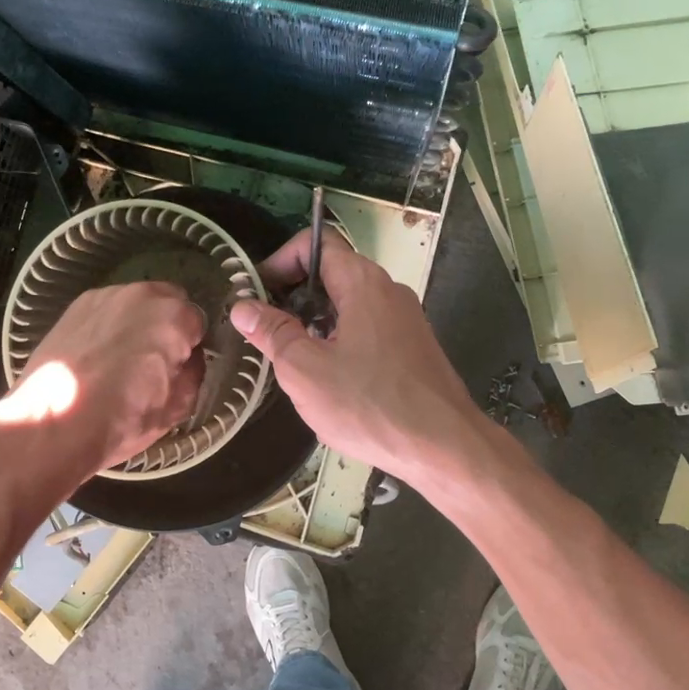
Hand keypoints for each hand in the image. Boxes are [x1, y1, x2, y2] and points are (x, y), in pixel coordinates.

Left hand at [0, 281, 205, 476]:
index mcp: (173, 316)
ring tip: (120, 360)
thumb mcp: (177, 407)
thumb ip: (193, 372)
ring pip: (135, 304)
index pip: (198, 323)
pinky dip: (109, 326)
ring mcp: (105, 296)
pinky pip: (107, 311)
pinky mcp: (75, 306)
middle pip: (168, 302)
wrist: (50, 425)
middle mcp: (141, 295)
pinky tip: (97, 356)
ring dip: (137, 323)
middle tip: (152, 362)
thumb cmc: (121, 420)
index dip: (190, 347)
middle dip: (167, 326)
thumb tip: (187, 358)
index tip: (178, 368)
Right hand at [228, 230, 487, 482]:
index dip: (280, 261)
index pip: (315, 242)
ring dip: (315, 324)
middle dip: (293, 297)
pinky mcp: (413, 348)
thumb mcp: (305, 370)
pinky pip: (367, 330)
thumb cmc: (370, 404)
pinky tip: (330, 382)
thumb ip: (272, 333)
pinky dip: (340, 341)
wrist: (445, 447)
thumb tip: (243, 307)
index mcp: (362, 282)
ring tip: (295, 362)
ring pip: (348, 305)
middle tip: (268, 332)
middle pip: (331, 273)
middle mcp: (388, 290)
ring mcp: (405, 319)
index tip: (258, 296)